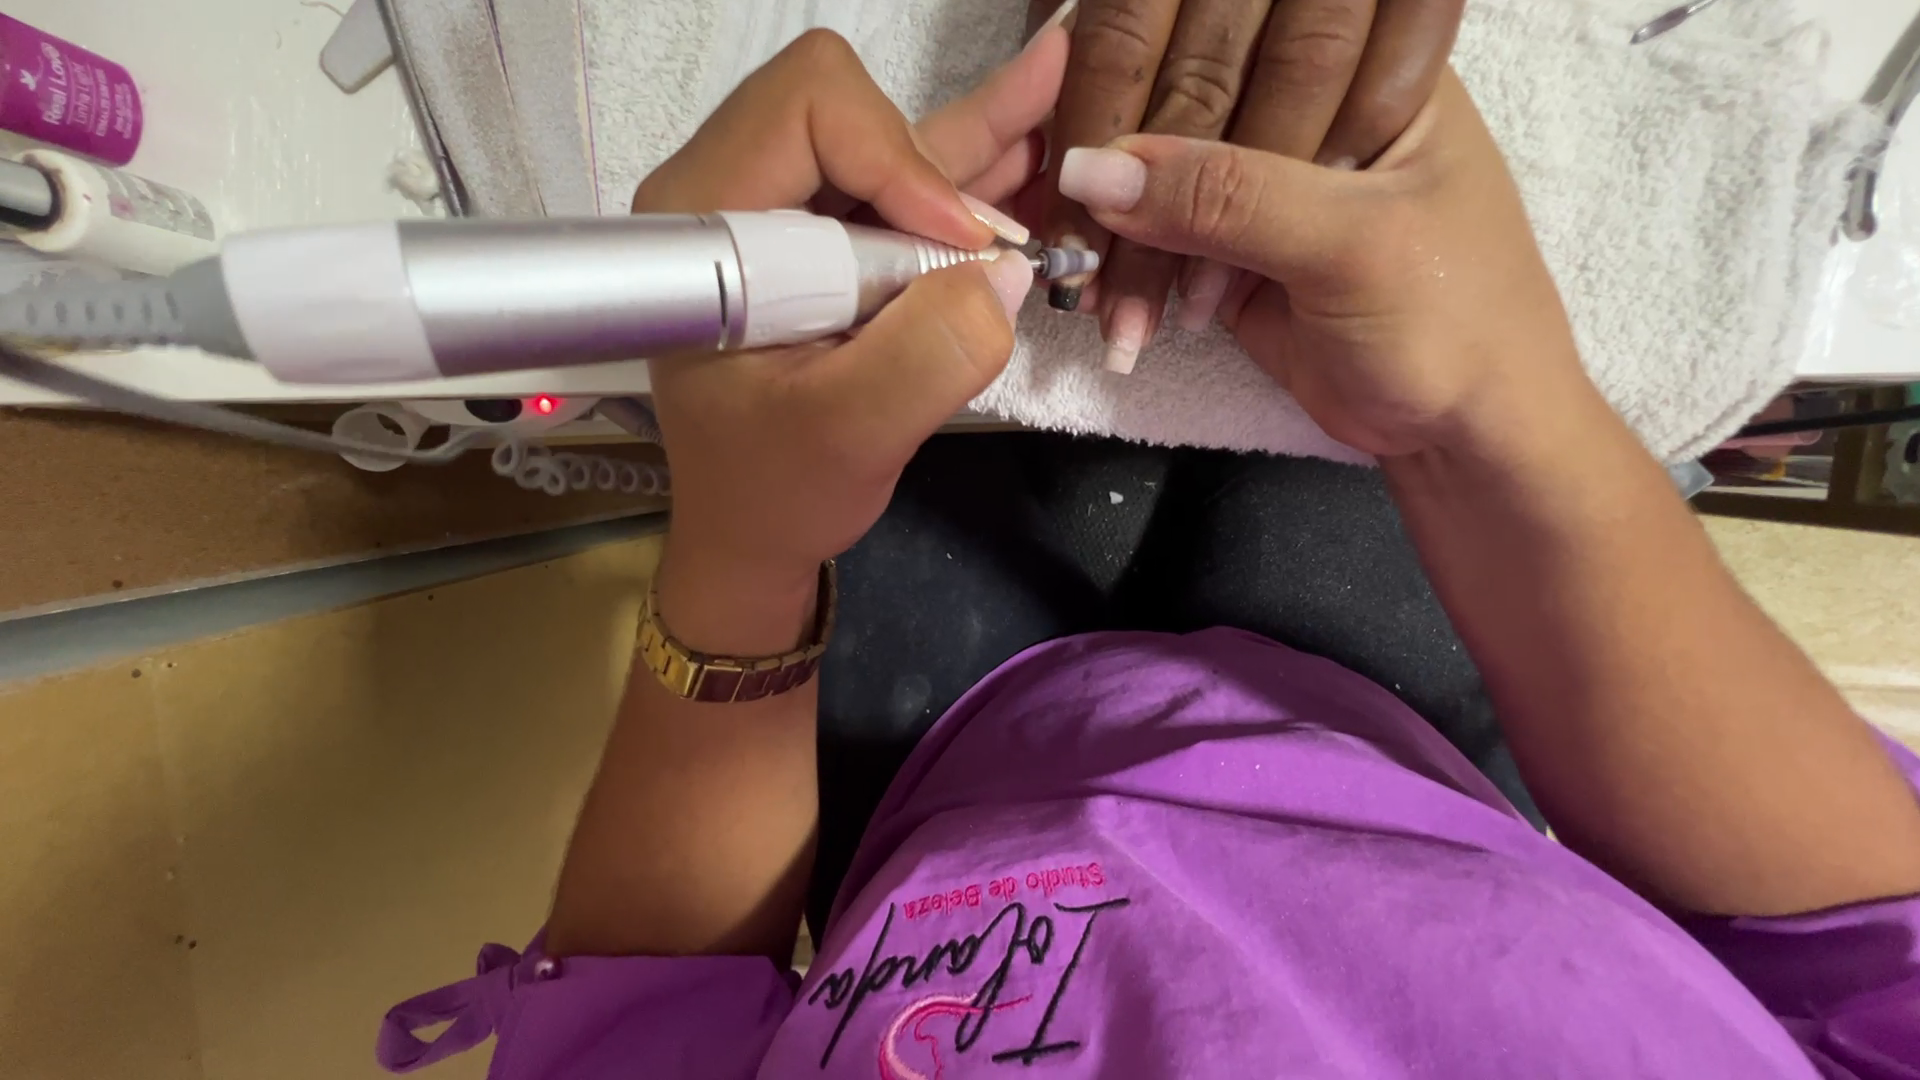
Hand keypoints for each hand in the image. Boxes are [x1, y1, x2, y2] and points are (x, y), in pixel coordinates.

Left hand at [632, 29, 1067, 596]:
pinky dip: (964, 185)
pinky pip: (898, 198)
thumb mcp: (852, 435)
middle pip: (852, 115)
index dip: (902, 162)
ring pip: (885, 148)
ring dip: (969, 151)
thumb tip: (1005, 271)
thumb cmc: (779, 491)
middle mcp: (734, 200)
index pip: (811, 112)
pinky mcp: (823, 253)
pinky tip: (1026, 138)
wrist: (756, 529)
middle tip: (1005, 234)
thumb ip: (929, 355)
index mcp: (709, 227)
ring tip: (1054, 87)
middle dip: (940, 168)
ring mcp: (781, 224)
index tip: (963, 249)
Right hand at [1032, 0, 1463, 372]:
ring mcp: (1270, 191)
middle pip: (1191, 119)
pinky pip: (1168, 248)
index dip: (1151, 89)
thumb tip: (1094, 170)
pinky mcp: (1237, 253)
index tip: (1077, 141)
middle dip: (1129, 181)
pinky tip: (1103, 296)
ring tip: (1085, 282)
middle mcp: (1312, 117)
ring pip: (1171, 188)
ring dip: (1124, 240)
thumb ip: (1228, 197)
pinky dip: (1134, 275)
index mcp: (1371, 71)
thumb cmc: (1444, 318)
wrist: (1452, 429)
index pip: (1237, 49)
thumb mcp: (1345, 245)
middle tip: (1070, 228)